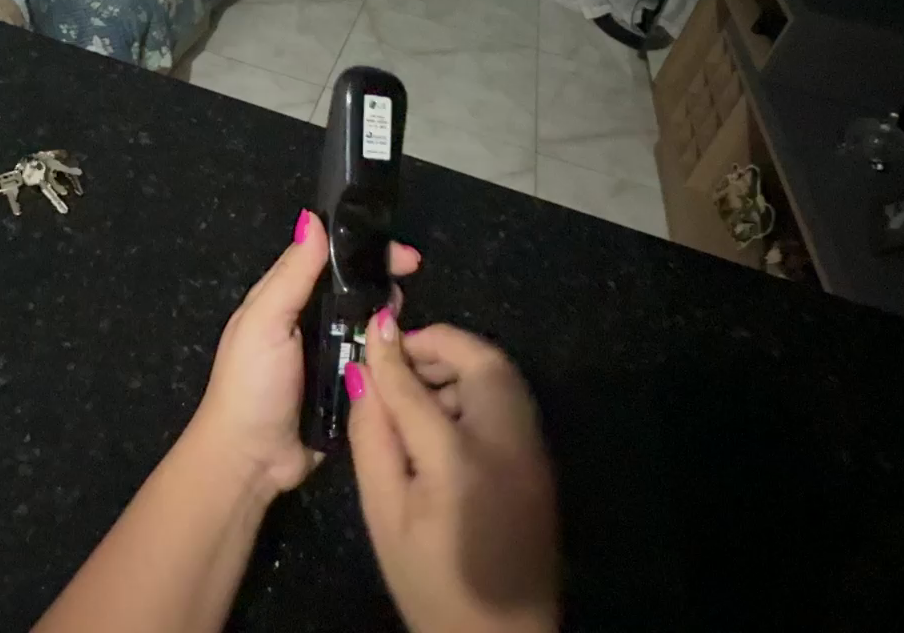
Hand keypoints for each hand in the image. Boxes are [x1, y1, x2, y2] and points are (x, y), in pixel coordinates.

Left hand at [184, 209, 420, 499]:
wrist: (252, 459)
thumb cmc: (251, 383)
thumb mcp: (265, 321)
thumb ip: (291, 274)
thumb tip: (311, 218)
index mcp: (285, 297)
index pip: (328, 259)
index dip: (362, 249)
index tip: (400, 251)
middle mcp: (310, 320)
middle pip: (355, 290)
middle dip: (384, 282)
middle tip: (412, 282)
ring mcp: (331, 355)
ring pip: (370, 325)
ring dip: (391, 320)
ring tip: (411, 321)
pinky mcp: (348, 387)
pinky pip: (376, 363)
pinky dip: (393, 355)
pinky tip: (412, 352)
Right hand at [347, 316, 558, 632]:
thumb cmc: (430, 580)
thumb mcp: (383, 511)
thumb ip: (372, 435)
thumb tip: (362, 374)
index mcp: (459, 458)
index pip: (415, 383)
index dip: (389, 351)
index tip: (372, 323)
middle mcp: (507, 442)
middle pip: (481, 360)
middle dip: (439, 344)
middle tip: (400, 358)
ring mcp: (533, 451)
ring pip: (502, 375)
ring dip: (459, 363)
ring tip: (417, 386)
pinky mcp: (540, 461)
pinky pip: (510, 400)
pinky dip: (477, 386)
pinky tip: (445, 413)